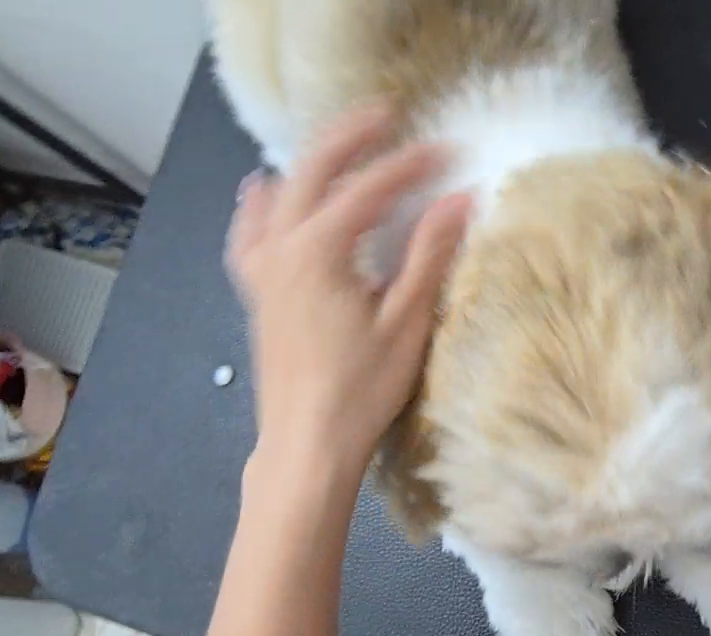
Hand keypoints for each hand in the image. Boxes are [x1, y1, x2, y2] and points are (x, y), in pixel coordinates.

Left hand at [226, 105, 472, 486]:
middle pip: (313, 171)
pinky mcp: (259, 295)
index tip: (447, 151)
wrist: (307, 442)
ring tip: (335, 148)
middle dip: (351, 138)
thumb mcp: (405, 323)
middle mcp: (282, 248)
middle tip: (386, 117)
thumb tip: (460, 202)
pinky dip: (259, 206)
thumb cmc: (360, 390)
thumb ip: (428, 257)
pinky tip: (261, 194)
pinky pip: (250, 234)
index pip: (370, 189)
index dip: (410, 166)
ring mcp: (263, 271)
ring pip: (278, 195)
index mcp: (321, 250)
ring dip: (309, 164)